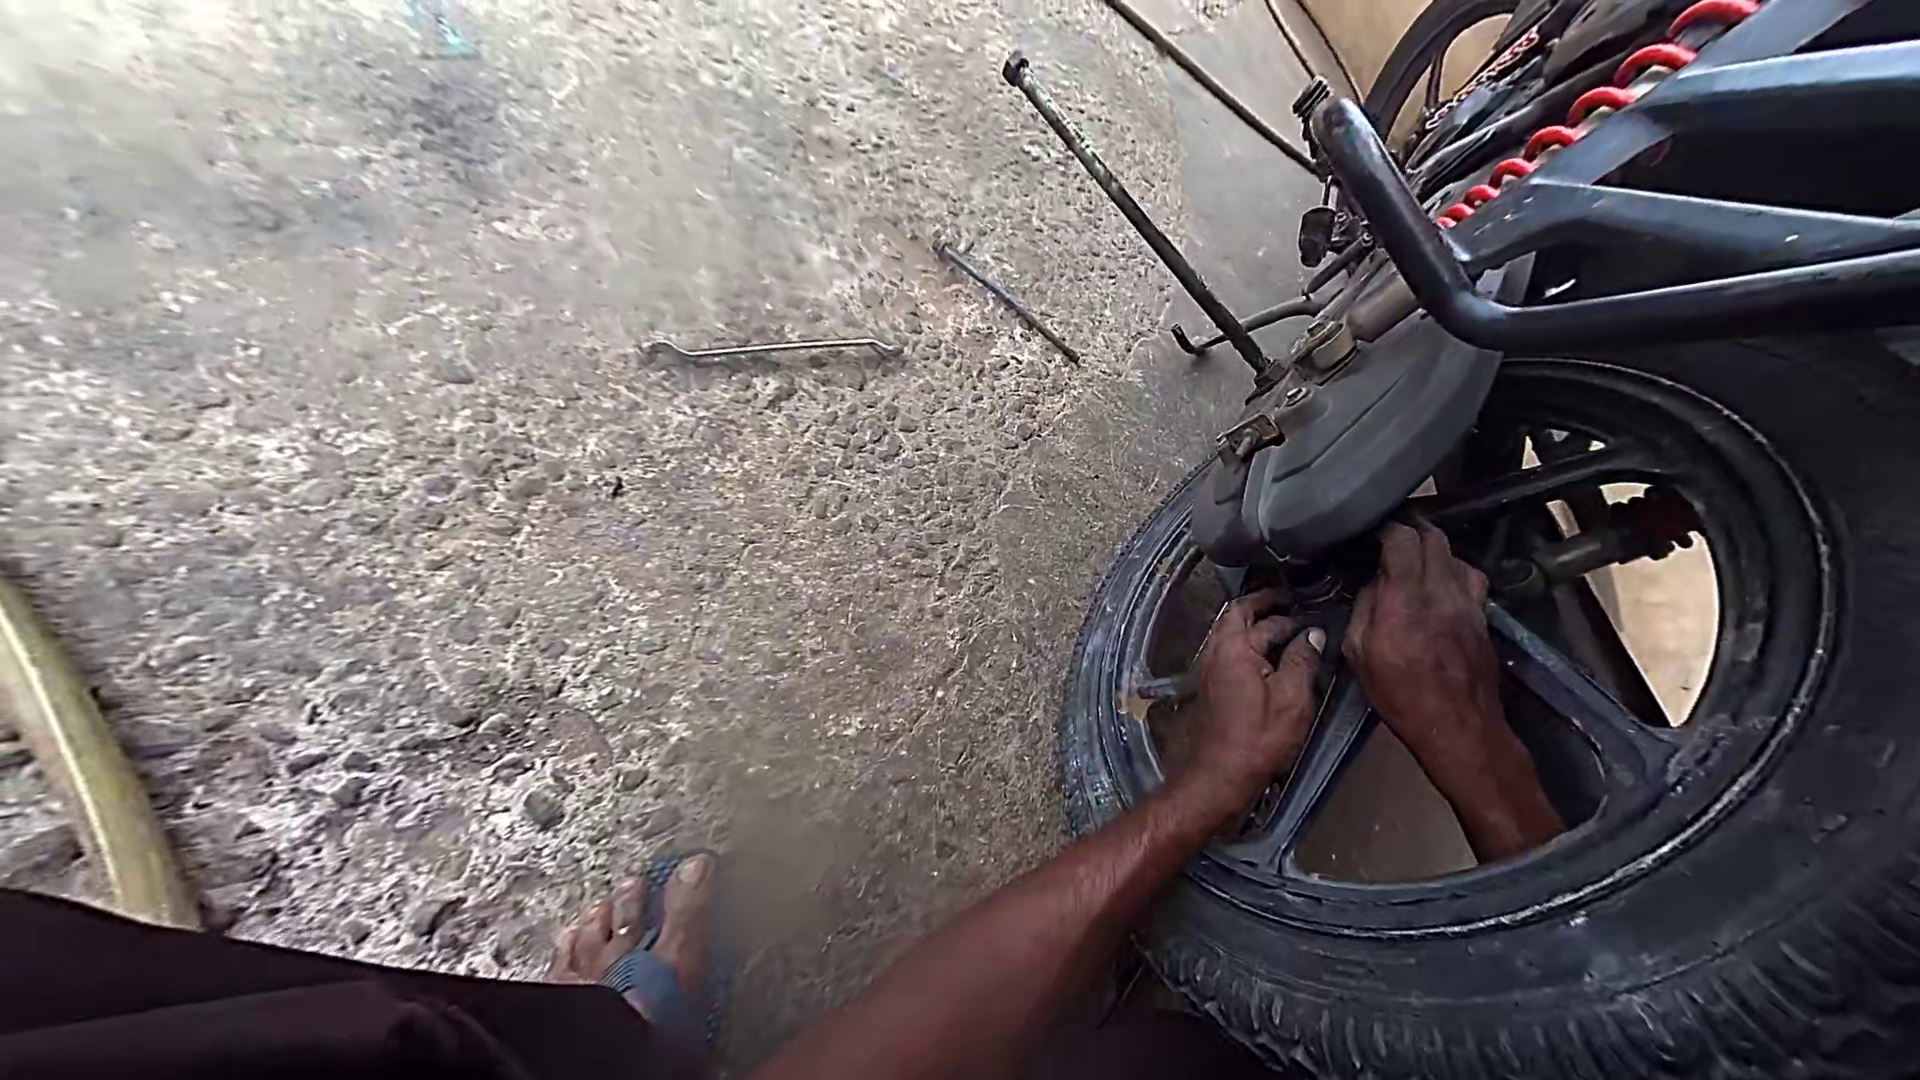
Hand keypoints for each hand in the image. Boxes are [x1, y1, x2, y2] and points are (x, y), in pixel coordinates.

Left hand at [1180, 588, 1323, 819]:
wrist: (1222, 770)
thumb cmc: (1259, 737)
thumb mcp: (1293, 698)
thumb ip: (1302, 660)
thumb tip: (1313, 635)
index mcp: (1233, 648)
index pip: (1261, 618)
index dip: (1286, 612)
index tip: (1307, 609)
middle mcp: (1215, 651)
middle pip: (1235, 615)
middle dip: (1261, 604)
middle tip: (1288, 601)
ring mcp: (1209, 667)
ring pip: (1229, 631)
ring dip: (1253, 623)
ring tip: (1282, 625)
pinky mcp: (1211, 683)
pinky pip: (1228, 649)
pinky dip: (1247, 641)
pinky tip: (1268, 653)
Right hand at [1342, 521, 1498, 767]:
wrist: (1457, 725)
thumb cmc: (1399, 693)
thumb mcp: (1358, 651)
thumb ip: (1365, 608)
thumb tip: (1373, 584)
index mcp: (1406, 600)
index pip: (1403, 540)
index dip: (1385, 527)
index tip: (1369, 530)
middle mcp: (1442, 593)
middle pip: (1434, 538)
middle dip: (1409, 529)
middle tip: (1387, 535)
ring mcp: (1469, 603)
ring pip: (1455, 554)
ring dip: (1431, 547)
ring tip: (1410, 555)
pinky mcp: (1483, 616)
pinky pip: (1470, 577)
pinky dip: (1450, 568)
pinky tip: (1437, 580)